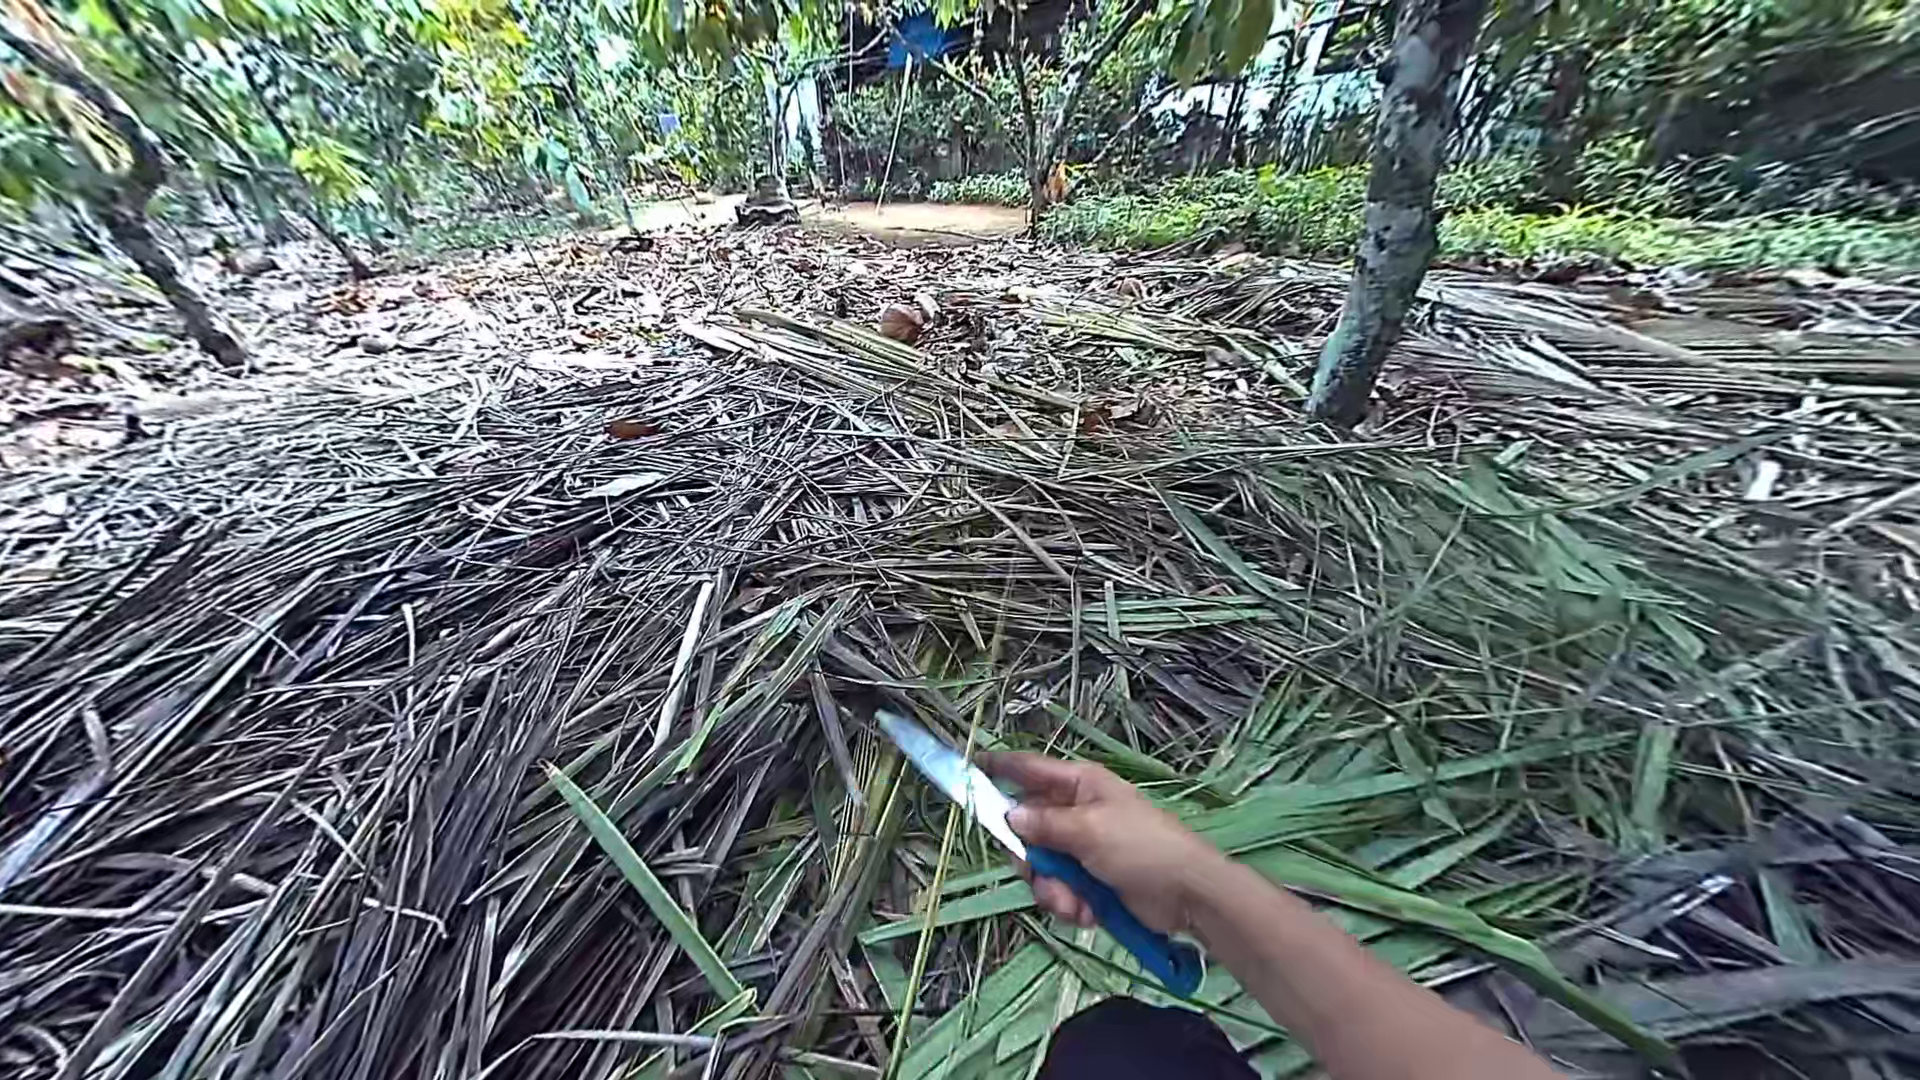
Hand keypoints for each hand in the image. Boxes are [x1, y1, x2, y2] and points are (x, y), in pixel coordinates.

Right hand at [977, 751, 1225, 934]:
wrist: (1189, 895)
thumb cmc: (1140, 846)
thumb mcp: (1090, 830)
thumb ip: (1046, 825)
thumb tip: (1010, 816)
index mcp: (1078, 784)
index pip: (1030, 769)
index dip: (1000, 767)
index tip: (970, 767)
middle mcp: (1076, 811)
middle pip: (1028, 827)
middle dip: (1031, 857)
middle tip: (1037, 872)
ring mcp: (1082, 846)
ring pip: (1042, 865)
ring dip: (1053, 888)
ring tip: (1074, 902)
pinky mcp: (1090, 879)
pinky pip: (1060, 889)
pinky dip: (1070, 903)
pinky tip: (1089, 912)